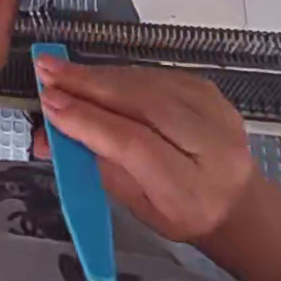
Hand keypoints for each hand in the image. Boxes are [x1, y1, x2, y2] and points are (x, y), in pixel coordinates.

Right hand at [33, 59, 256, 243]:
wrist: (234, 199)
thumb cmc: (180, 211)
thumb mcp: (134, 205)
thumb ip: (95, 165)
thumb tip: (48, 134)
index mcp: (191, 189)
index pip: (133, 143)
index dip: (88, 120)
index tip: (49, 103)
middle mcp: (209, 144)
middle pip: (141, 102)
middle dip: (86, 84)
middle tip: (47, 71)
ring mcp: (212, 110)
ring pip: (144, 82)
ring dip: (97, 74)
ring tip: (60, 70)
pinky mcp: (207, 89)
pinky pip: (153, 74)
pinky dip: (118, 73)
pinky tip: (92, 73)